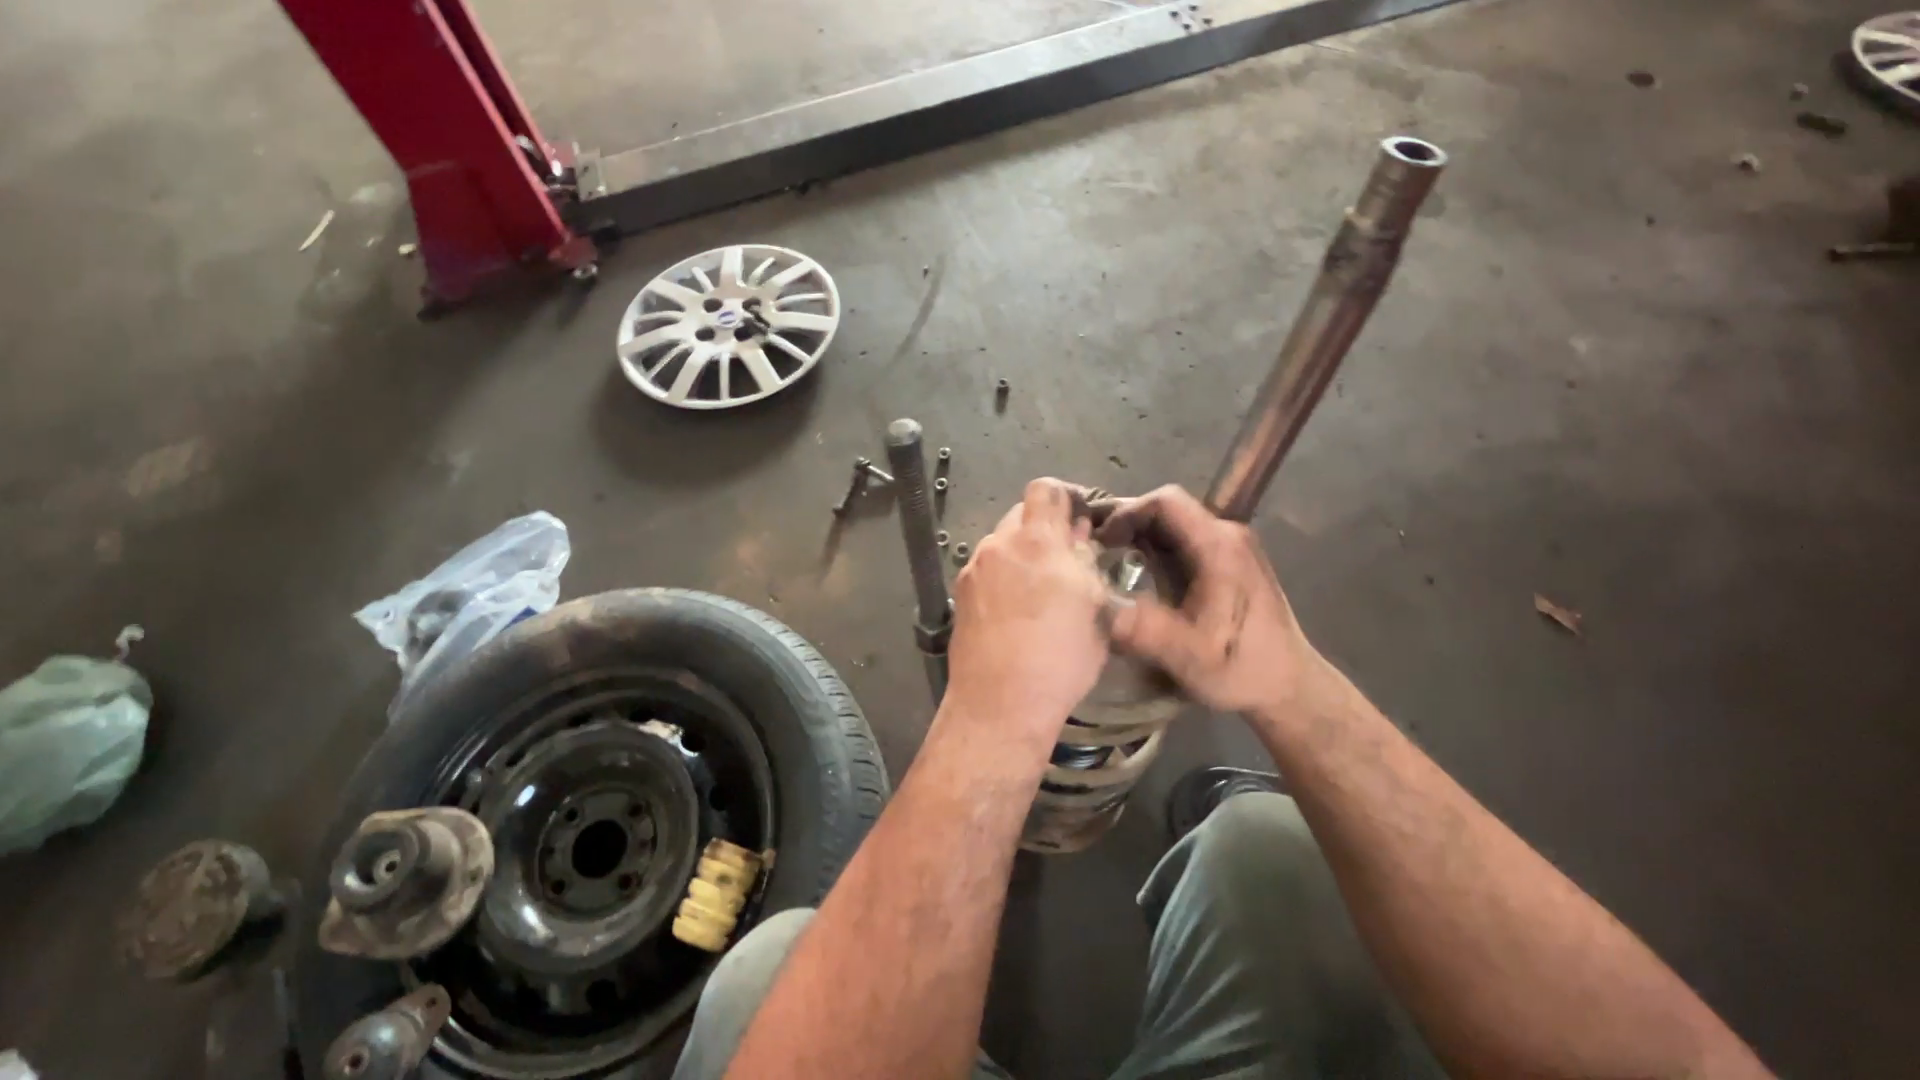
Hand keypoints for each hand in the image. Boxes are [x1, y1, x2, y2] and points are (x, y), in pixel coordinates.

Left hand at [945, 478, 1111, 740]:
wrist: (1000, 703)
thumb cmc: (1060, 658)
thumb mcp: (1095, 609)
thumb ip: (1086, 562)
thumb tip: (1077, 536)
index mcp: (1036, 541)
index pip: (1045, 489)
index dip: (1065, 498)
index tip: (1079, 520)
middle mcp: (998, 545)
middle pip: (1022, 515)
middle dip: (1045, 530)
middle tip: (1066, 561)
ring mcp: (972, 569)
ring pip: (1003, 544)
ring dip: (1023, 556)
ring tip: (1040, 592)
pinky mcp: (959, 594)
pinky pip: (987, 570)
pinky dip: (1003, 577)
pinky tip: (1016, 611)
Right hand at [1096, 485, 1330, 714]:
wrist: (1290, 686)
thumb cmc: (1243, 669)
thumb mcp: (1190, 657)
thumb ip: (1146, 631)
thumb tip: (1100, 608)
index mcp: (1219, 548)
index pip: (1167, 502)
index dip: (1127, 513)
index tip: (1101, 541)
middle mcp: (1229, 536)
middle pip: (1169, 509)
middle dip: (1128, 525)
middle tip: (1096, 553)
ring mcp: (1233, 546)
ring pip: (1176, 525)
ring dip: (1141, 538)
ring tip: (1111, 565)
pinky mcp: (1232, 561)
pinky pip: (1186, 541)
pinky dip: (1157, 550)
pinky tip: (1141, 578)